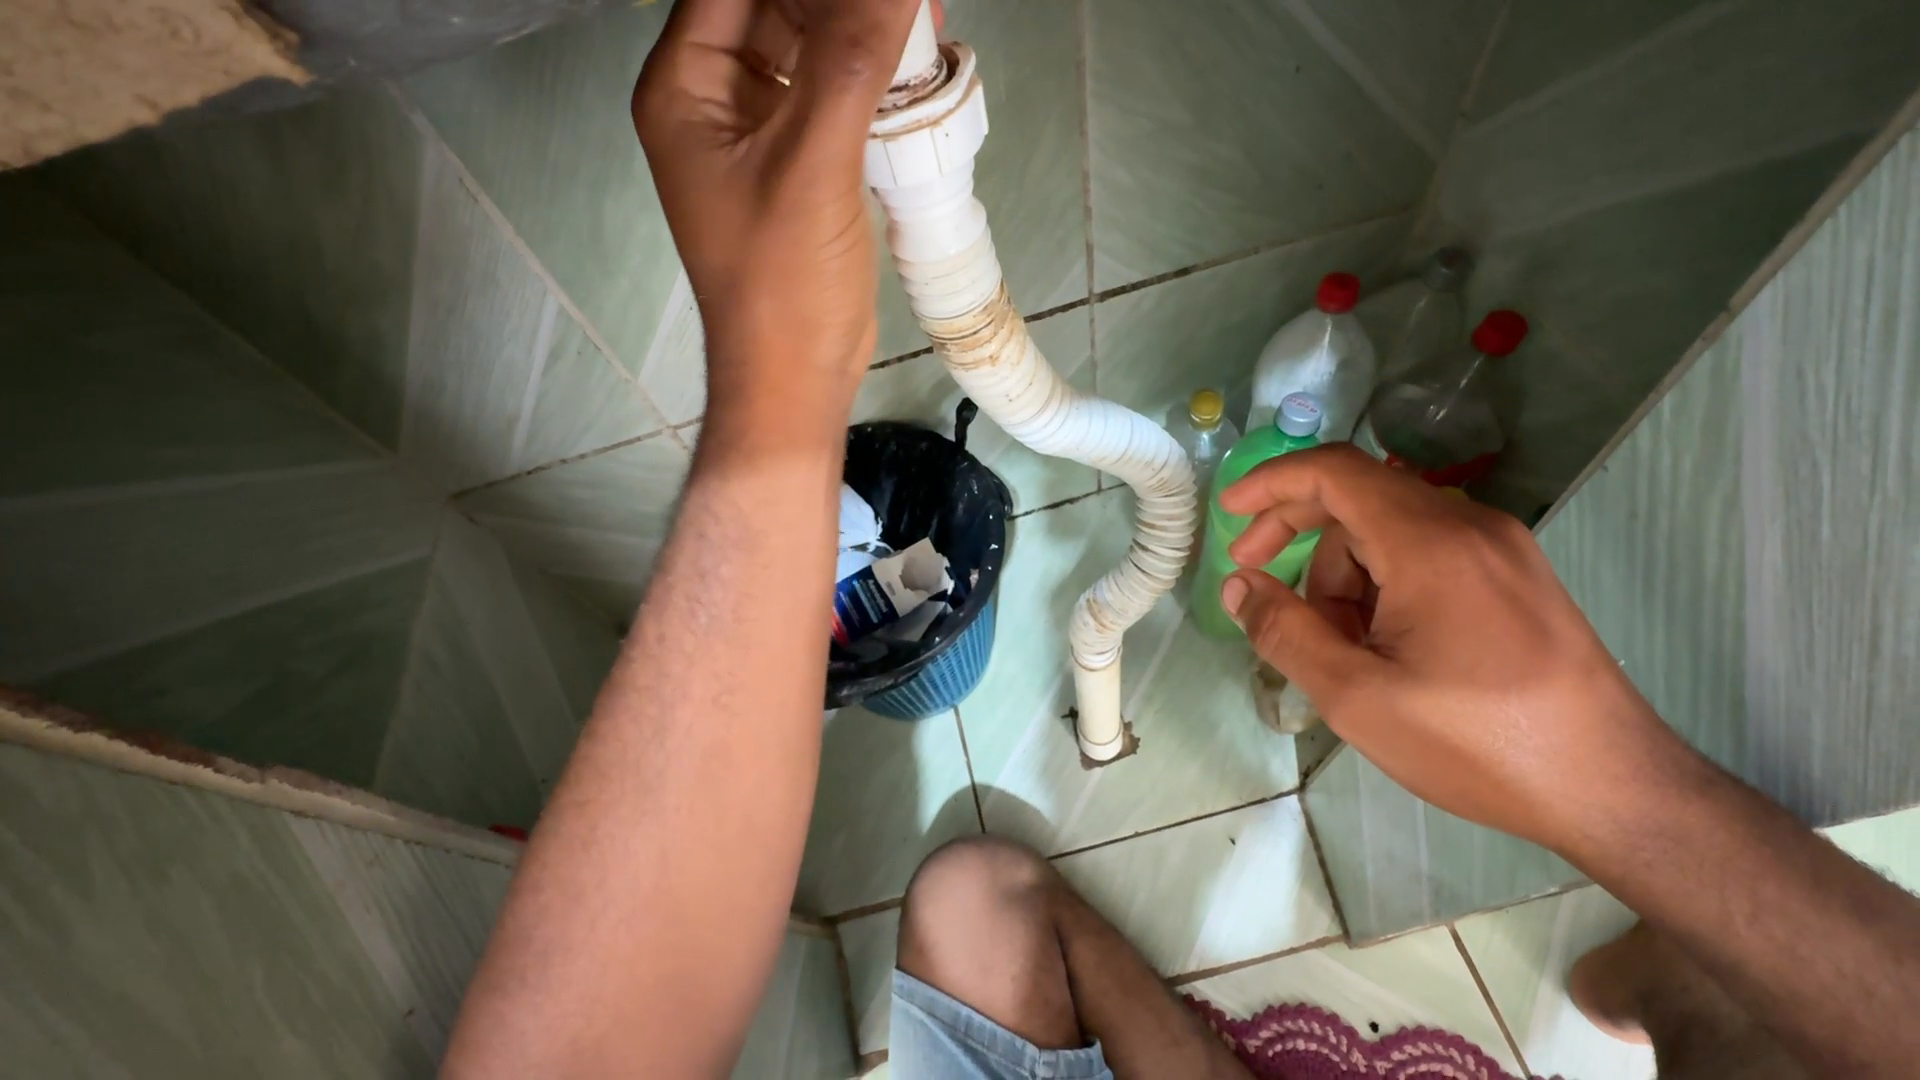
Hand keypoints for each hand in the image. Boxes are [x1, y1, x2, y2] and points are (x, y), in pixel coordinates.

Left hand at [632, 0, 924, 418]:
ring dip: (864, 32)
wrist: (796, 375)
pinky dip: (873, 79)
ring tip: (925, 25)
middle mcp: (716, 99)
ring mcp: (760, 134)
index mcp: (686, 87)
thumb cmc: (784, 282)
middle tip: (914, 5)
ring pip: (810, 47)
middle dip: (843, 1)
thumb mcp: (813, 163)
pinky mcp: (802, 165)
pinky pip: (835, 96)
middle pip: (776, 6)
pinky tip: (916, 70)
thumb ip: (851, 58)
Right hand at [1218, 446, 1688, 852]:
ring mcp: (1501, 550)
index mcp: (1430, 542)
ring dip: (1343, 574)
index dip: (1271, 482)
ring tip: (1339, 646)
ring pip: (1390, 530)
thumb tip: (1238, 587)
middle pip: (1359, 497)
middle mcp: (1470, 527)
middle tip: (1256, 581)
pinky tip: (1380, 643)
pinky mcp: (1516, 577)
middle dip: (1296, 533)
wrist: (1613, 790)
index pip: (1334, 472)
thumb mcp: (1355, 696)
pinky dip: (1383, 582)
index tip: (1229, 513)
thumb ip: (1283, 631)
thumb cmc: (1476, 743)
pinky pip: (1427, 553)